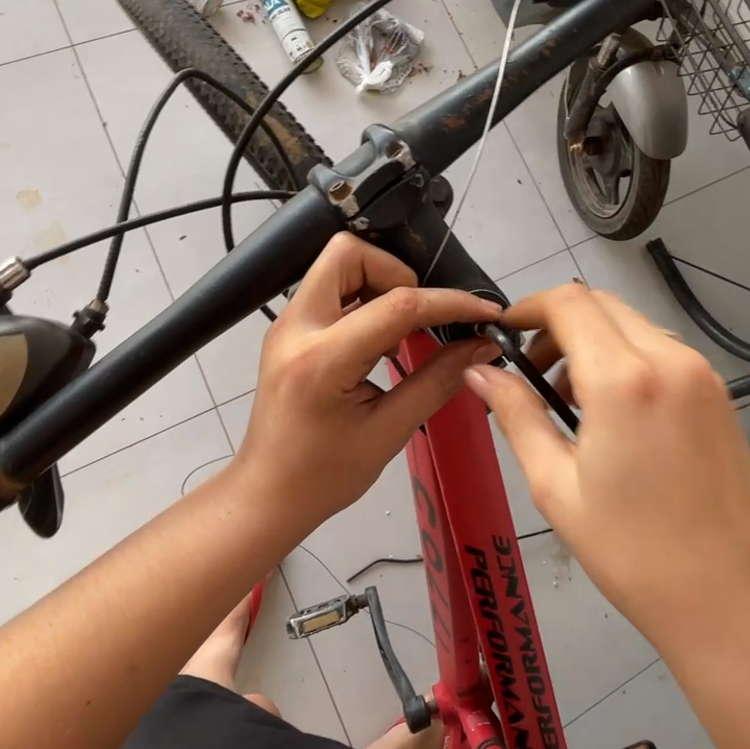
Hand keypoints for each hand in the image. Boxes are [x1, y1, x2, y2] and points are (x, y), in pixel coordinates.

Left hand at [233, 234, 502, 527]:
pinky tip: (378, 340)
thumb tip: (482, 347)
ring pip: (337, 264)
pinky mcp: (289, 328)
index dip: (448, 303)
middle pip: (349, 253)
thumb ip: (438, 380)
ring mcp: (287, 324)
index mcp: (322, 359)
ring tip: (401, 331)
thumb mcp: (389, 432)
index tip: (483, 312)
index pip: (396, 305)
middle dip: (397, 271)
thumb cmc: (325, 476)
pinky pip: (330, 288)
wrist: (266, 495)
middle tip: (420, 314)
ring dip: (379, 283)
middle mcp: (297, 327)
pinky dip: (363, 298)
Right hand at [462, 285, 749, 648]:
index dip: (528, 307)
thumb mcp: (556, 485)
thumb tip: (479, 373)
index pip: (568, 303)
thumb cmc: (632, 551)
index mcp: (624, 379)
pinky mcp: (719, 393)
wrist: (731, 599)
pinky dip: (626, 357)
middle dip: (557, 323)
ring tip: (571, 401)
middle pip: (601, 303)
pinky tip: (615, 412)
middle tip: (532, 372)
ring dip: (592, 340)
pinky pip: (662, 350)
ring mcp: (702, 373)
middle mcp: (669, 359)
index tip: (504, 334)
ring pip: (632, 324)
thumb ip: (517, 415)